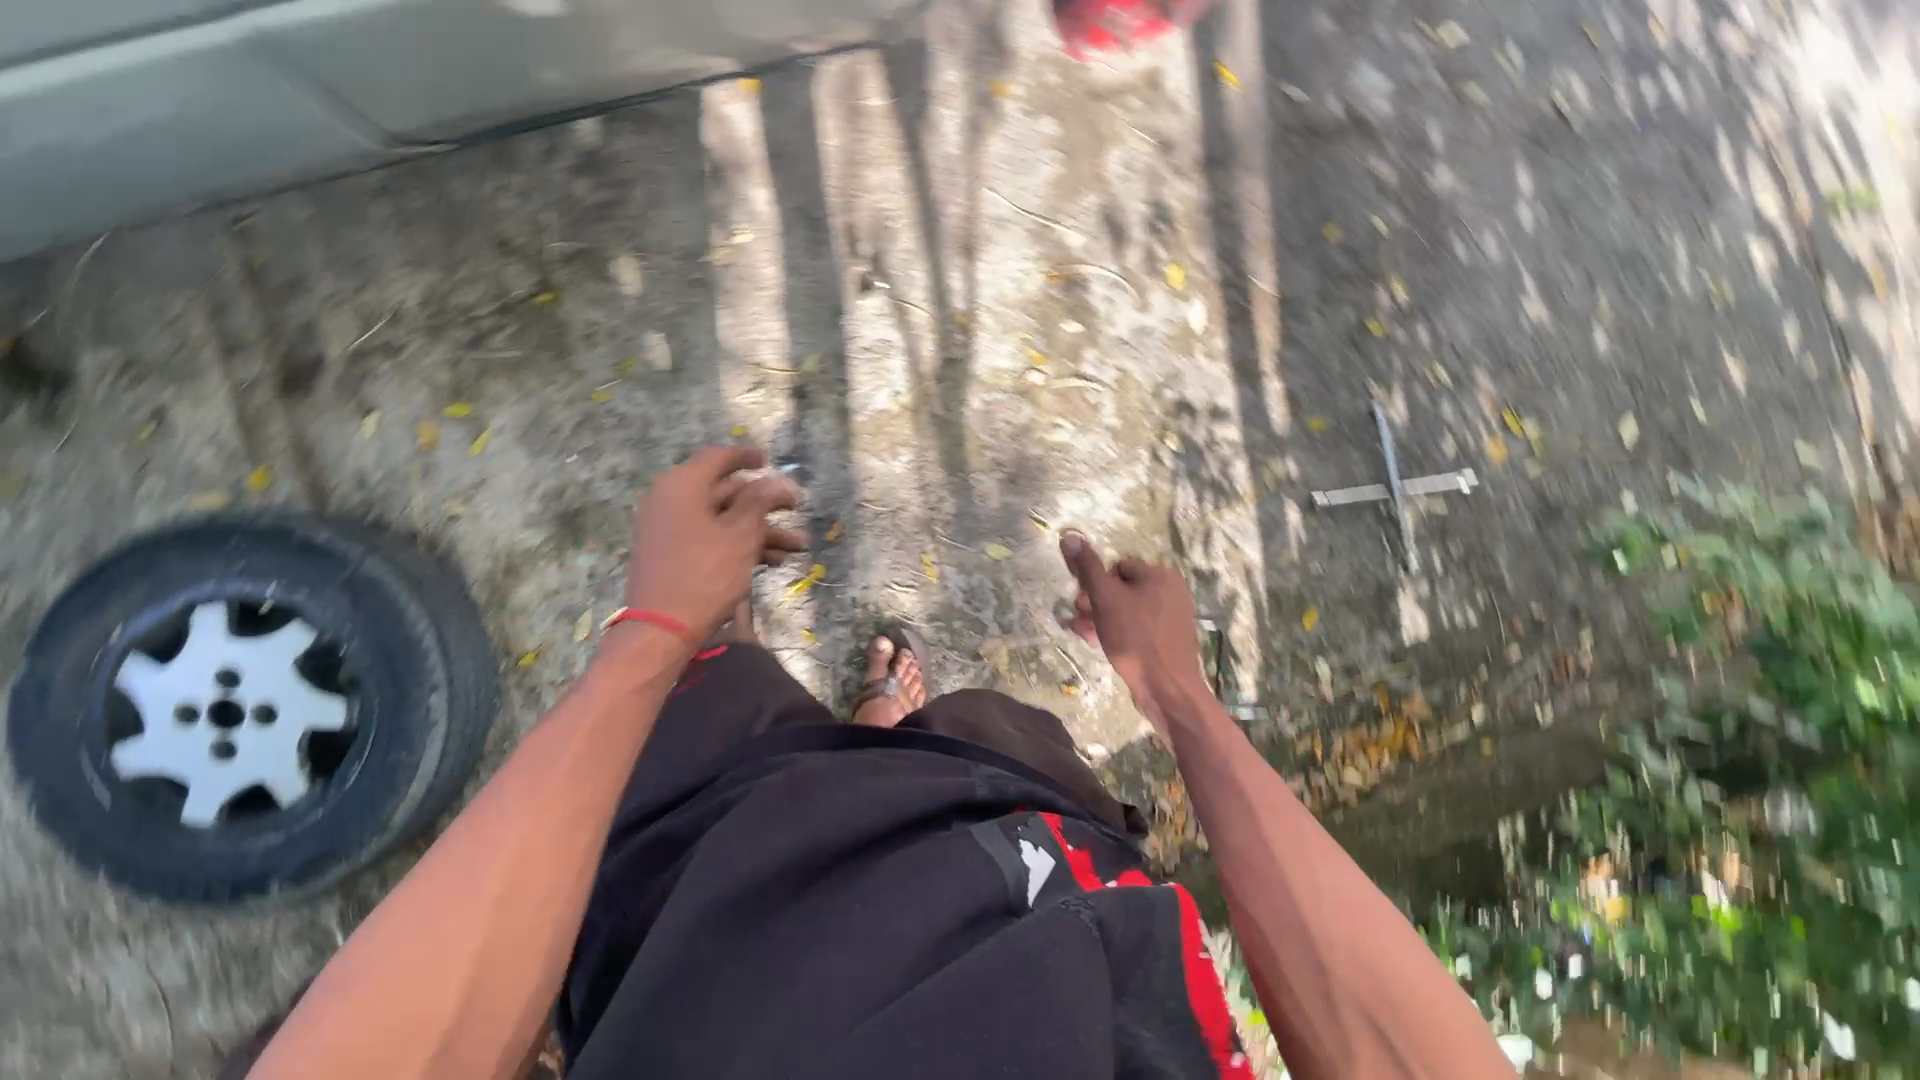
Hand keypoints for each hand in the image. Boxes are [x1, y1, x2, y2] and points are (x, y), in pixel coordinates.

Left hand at [621, 445, 806, 640]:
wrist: (662, 628)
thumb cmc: (705, 574)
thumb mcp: (740, 534)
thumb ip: (760, 502)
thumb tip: (780, 480)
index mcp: (682, 485)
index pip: (718, 457)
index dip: (746, 456)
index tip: (769, 460)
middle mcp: (671, 499)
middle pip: (725, 491)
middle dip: (764, 503)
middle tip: (796, 508)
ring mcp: (669, 528)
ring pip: (722, 519)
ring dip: (760, 530)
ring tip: (797, 547)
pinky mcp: (673, 554)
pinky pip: (711, 537)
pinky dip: (740, 545)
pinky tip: (773, 561)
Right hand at [1058, 531, 1208, 731]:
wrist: (1167, 687)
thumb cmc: (1135, 638)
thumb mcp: (1105, 599)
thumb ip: (1087, 568)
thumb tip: (1070, 536)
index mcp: (1160, 574)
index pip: (1117, 567)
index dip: (1096, 584)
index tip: (1082, 604)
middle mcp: (1171, 590)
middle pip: (1122, 589)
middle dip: (1096, 604)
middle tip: (1079, 620)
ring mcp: (1173, 616)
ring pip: (1128, 611)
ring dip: (1103, 620)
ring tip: (1084, 634)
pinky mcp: (1170, 639)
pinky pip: (1139, 628)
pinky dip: (1119, 633)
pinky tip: (1103, 645)